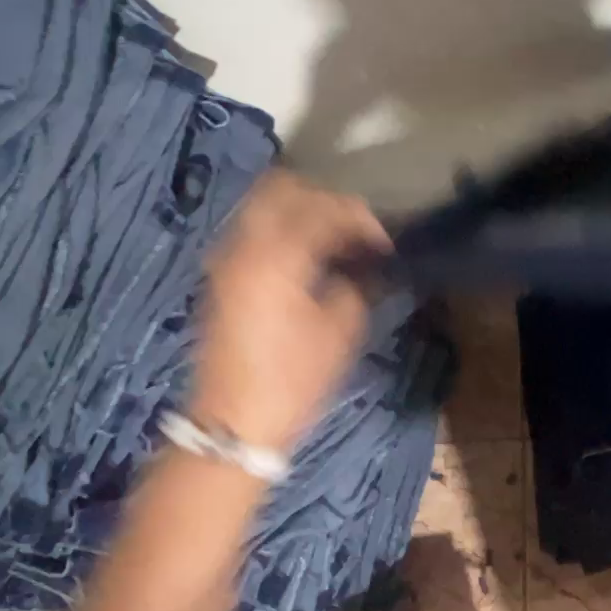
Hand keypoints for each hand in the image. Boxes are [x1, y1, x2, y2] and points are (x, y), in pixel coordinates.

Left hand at [189, 170, 388, 453]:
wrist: (234, 421)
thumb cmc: (294, 379)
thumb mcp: (341, 331)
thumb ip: (359, 284)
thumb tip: (374, 263)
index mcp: (276, 256)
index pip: (324, 208)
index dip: (362, 218)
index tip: (388, 241)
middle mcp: (244, 246)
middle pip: (283, 189)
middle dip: (326, 202)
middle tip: (358, 230)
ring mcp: (226, 259)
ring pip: (265, 207)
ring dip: (304, 213)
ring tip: (339, 243)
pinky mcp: (222, 276)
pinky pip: (256, 232)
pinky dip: (286, 231)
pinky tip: (314, 260)